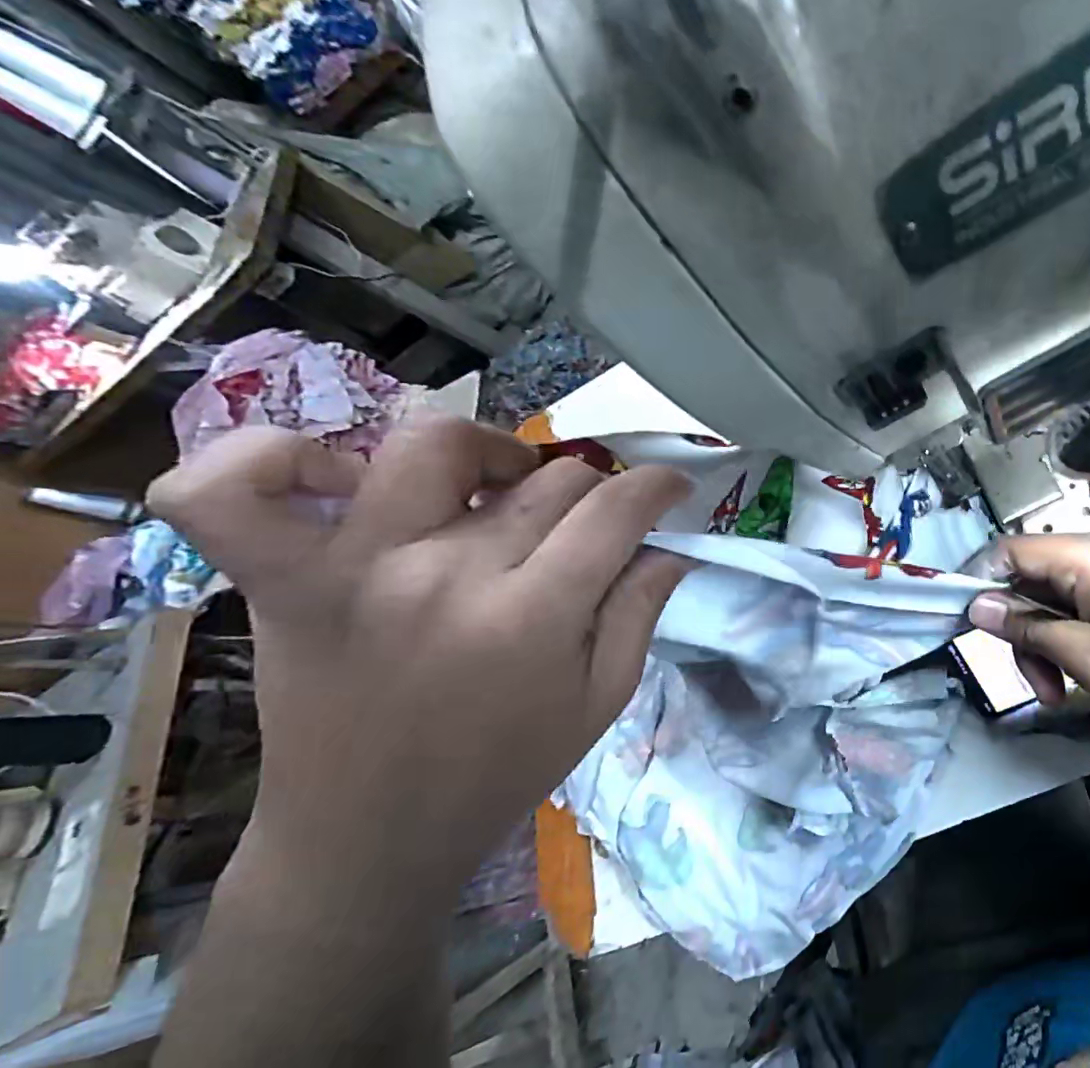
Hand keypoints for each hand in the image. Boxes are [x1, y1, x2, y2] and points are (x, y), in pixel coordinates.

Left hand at [147, 419, 694, 900]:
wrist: (371, 836)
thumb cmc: (506, 768)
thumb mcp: (603, 698)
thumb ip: (640, 611)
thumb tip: (666, 545)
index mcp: (530, 618)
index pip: (613, 510)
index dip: (657, 486)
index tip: (673, 488)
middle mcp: (444, 575)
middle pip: (546, 479)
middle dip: (596, 487)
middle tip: (599, 519)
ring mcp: (352, 569)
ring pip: (430, 445)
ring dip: (489, 451)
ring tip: (501, 485)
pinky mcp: (279, 581)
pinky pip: (225, 490)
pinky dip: (271, 458)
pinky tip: (342, 479)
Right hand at [966, 533, 1089, 743]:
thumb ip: (1029, 628)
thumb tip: (979, 605)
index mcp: (1088, 555)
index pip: (1009, 550)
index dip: (982, 586)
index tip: (979, 636)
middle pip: (1040, 576)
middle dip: (1028, 631)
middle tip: (1045, 690)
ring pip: (1072, 593)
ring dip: (1060, 639)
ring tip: (1076, 691)